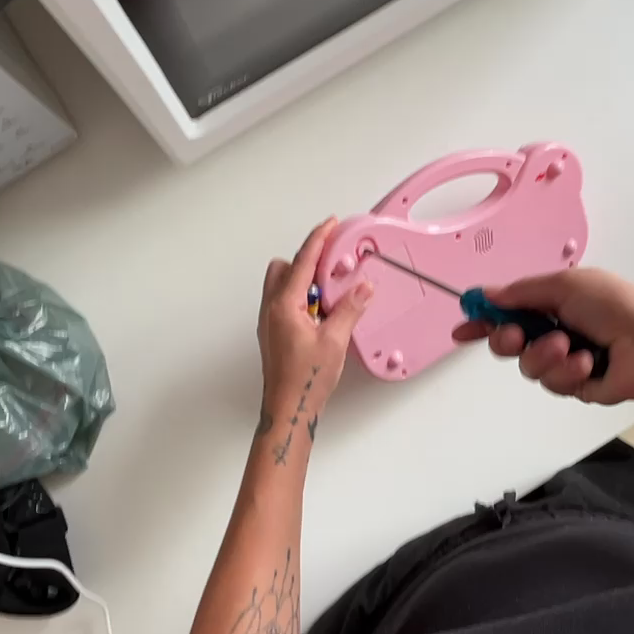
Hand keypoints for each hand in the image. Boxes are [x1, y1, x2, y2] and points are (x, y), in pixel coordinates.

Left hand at [258, 217, 372, 415]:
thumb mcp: (334, 341)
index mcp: (284, 305)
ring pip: (283, 285)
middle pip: (286, 268)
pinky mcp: (274, 332)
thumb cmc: (304, 379)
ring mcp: (270, 321)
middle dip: (310, 262)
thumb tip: (363, 288)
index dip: (318, 239)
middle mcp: (271, 309)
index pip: (302, 261)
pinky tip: (322, 315)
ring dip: (305, 282)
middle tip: (336, 267)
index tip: (330, 224)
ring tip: (331, 297)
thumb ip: (349, 309)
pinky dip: (303, 299)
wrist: (288, 408)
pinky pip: (285, 302)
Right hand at [452, 268, 633, 404]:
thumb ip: (521, 293)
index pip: (507, 311)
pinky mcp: (576, 385)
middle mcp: (554, 330)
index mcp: (552, 302)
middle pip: (509, 343)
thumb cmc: (615, 307)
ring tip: (570, 349)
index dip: (483, 320)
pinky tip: (589, 365)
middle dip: (508, 341)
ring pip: (528, 366)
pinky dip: (569, 372)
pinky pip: (553, 383)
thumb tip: (486, 294)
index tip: (462, 330)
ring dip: (545, 356)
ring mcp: (564, 359)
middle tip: (518, 338)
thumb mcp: (565, 285)